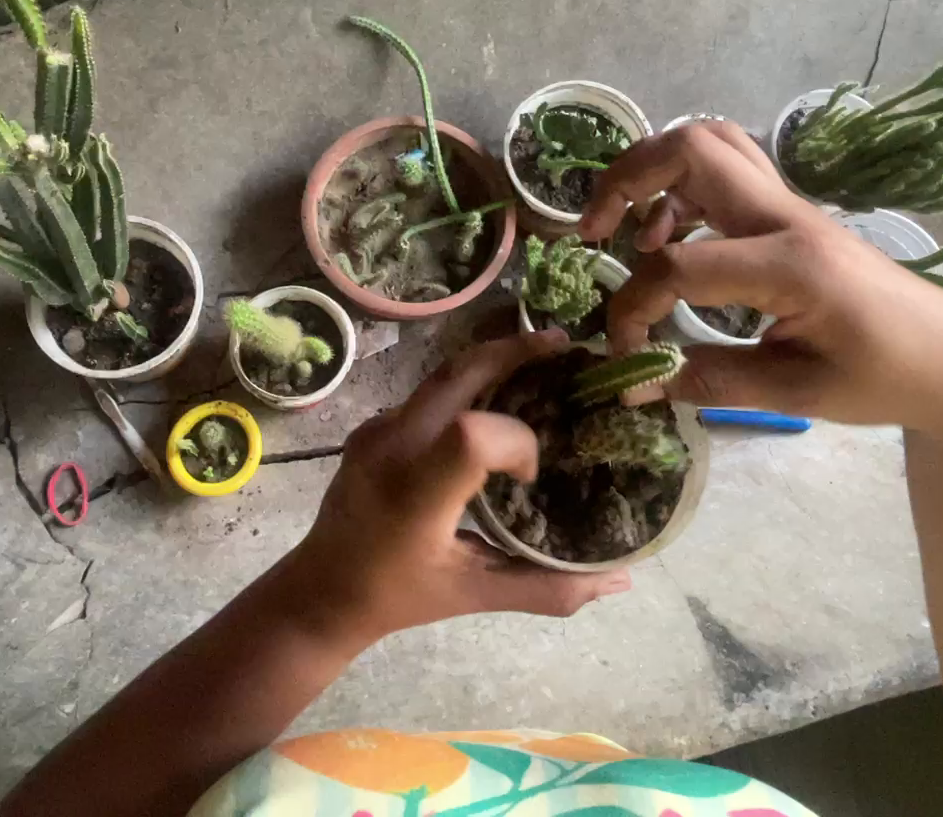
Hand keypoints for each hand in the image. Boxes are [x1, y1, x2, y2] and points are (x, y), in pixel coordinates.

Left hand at [284, 330, 630, 643]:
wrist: (321, 588)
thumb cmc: (398, 596)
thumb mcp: (474, 596)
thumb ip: (548, 589)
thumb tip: (621, 581)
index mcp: (414, 494)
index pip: (472, 435)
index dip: (517, 443)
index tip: (530, 476)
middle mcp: (391, 446)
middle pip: (457, 374)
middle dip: (514, 352)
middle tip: (564, 345)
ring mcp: (376, 428)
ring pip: (442, 376)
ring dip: (491, 363)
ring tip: (538, 360)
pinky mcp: (373, 425)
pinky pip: (428, 394)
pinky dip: (468, 387)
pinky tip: (495, 400)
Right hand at [578, 120, 942, 435]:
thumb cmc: (883, 378)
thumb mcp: (793, 392)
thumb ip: (705, 380)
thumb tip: (630, 385)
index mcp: (789, 265)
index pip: (677, 266)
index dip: (632, 308)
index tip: (628, 351)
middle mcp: (785, 216)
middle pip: (690, 149)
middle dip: (623, 181)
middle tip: (594, 232)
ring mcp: (788, 205)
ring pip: (709, 142)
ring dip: (650, 171)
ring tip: (625, 228)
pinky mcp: (786, 211)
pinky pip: (724, 167)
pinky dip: (677, 186)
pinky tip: (666, 233)